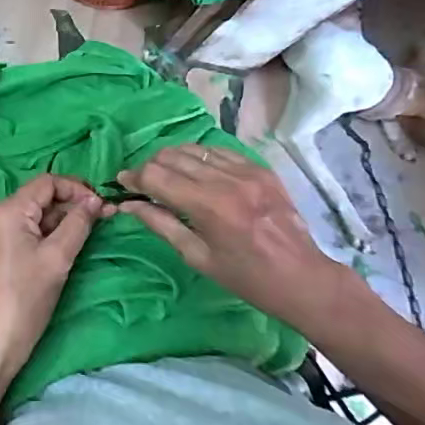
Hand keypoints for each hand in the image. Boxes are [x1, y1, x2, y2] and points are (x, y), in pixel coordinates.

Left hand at [0, 174, 110, 379]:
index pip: (48, 182)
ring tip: (91, 232)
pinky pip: (29, 230)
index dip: (77, 188)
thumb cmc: (26, 298)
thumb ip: (79, 223)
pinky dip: (50, 233)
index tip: (102, 205)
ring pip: (37, 214)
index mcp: (8, 209)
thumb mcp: (58, 257)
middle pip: (42, 196)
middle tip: (103, 218)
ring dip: (64, 219)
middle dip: (73, 204)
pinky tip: (69, 244)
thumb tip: (96, 200)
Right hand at [117, 144, 359, 332]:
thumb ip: (161, 224)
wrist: (301, 276)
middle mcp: (226, 179)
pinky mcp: (260, 167)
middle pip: (173, 156)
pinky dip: (202, 157)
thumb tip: (129, 206)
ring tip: (168, 176)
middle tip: (144, 183)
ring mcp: (246, 169)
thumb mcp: (198, 257)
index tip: (123, 183)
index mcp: (208, 206)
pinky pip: (220, 150)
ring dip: (175, 159)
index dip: (135, 177)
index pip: (158, 176)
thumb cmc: (246, 277)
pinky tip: (198, 171)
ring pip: (195, 148)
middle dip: (151, 166)